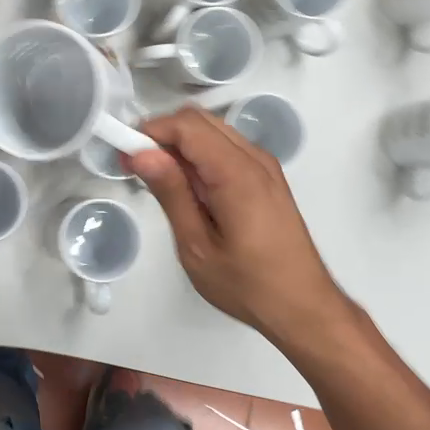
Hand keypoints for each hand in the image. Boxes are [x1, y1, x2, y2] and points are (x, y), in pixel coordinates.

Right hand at [125, 106, 348, 343]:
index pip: (187, 126)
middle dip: (162, 134)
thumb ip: (171, 193)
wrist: (304, 309)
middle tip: (135, 167)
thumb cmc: (248, 285)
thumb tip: (142, 153)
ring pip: (213, 131)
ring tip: (157, 179)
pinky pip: (226, 148)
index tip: (124, 155)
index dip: (150, 131)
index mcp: (237, 174)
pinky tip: (187, 188)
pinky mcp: (267, 179)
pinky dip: (199, 155)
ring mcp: (265, 167)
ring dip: (180, 144)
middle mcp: (255, 159)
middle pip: (200, 120)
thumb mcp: (197, 246)